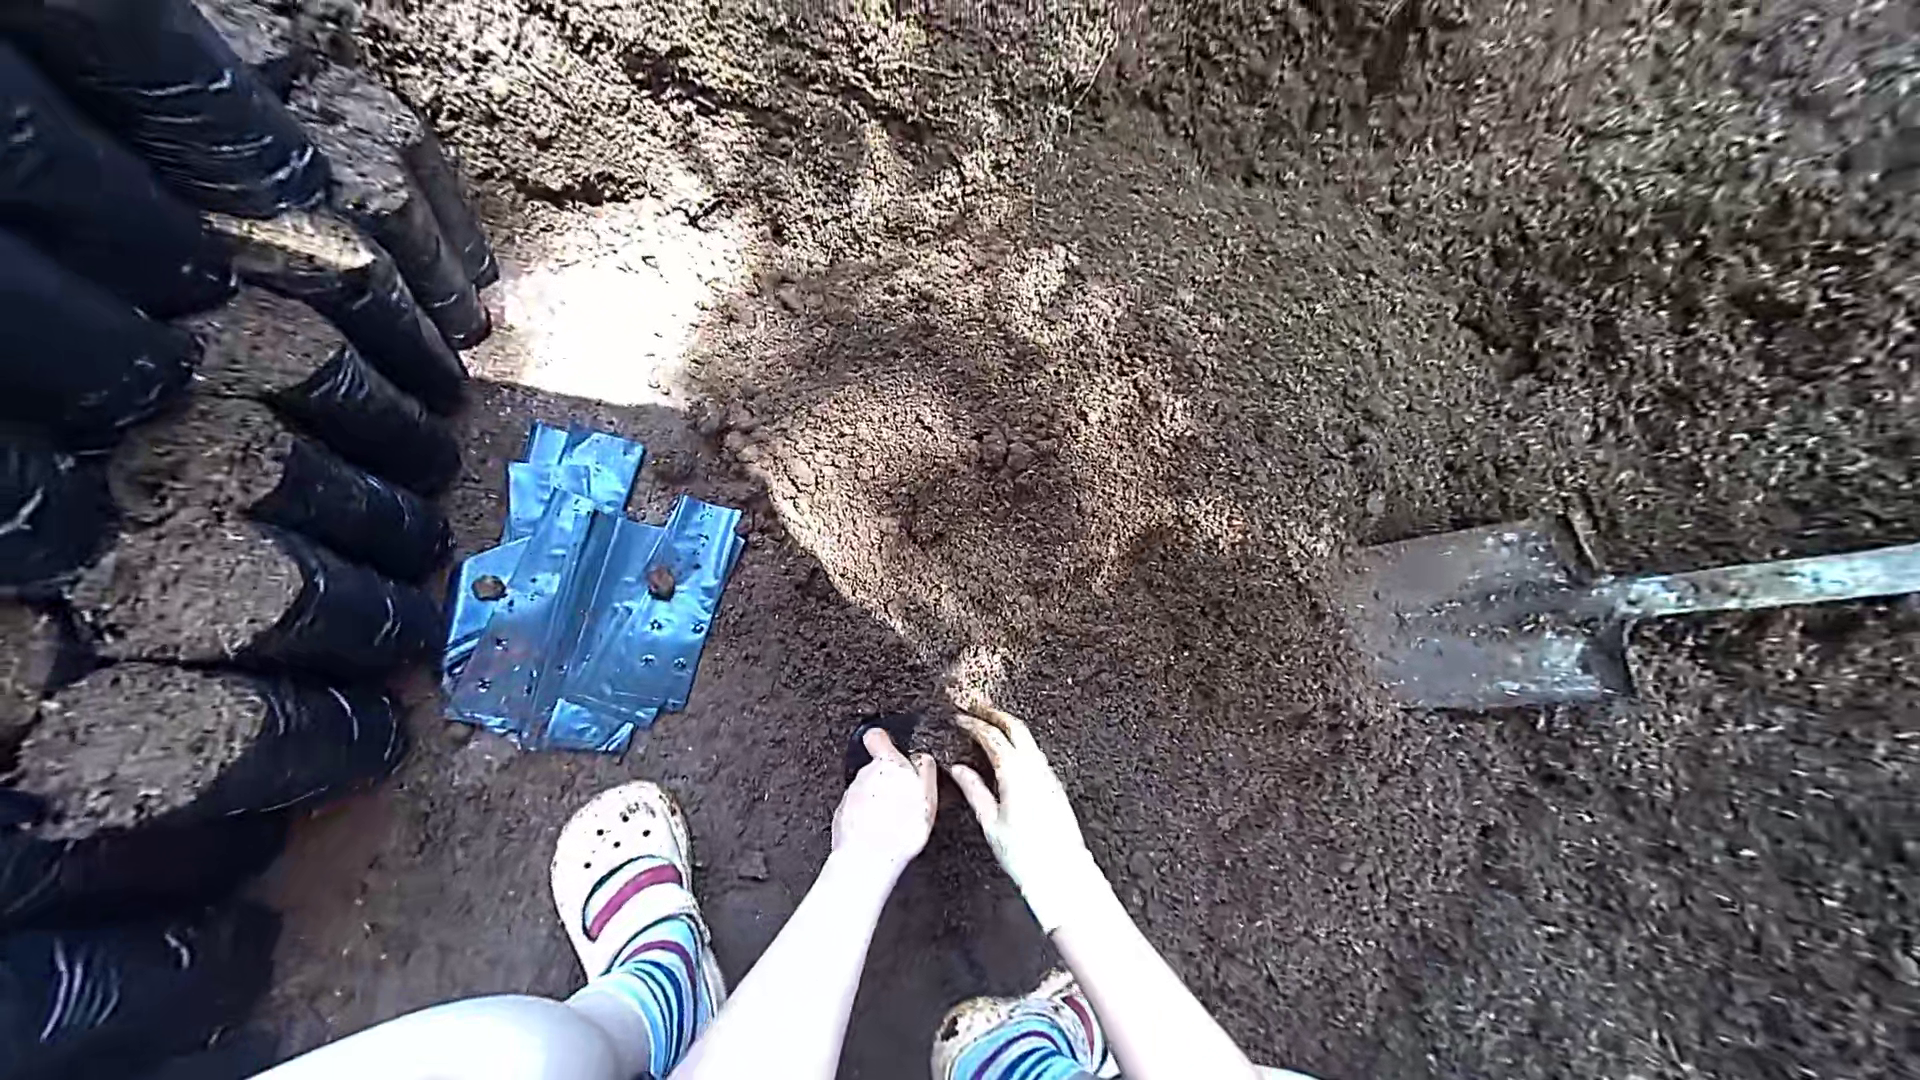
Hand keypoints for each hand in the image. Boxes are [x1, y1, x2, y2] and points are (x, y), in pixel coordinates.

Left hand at [831, 728, 937, 878]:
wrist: (868, 859)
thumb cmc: (901, 827)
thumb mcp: (928, 794)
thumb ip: (925, 769)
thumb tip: (923, 758)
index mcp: (886, 764)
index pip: (876, 736)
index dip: (883, 739)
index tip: (889, 746)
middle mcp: (864, 775)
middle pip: (875, 768)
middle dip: (886, 780)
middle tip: (902, 800)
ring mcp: (851, 795)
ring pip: (867, 791)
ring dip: (877, 801)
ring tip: (892, 821)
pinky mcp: (842, 815)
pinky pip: (857, 811)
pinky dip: (867, 818)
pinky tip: (879, 832)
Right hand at [948, 705, 1109, 932]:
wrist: (1064, 874)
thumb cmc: (1027, 855)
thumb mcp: (990, 823)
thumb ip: (974, 790)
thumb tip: (959, 769)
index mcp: (1015, 772)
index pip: (991, 735)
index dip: (973, 723)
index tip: (959, 717)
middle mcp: (1034, 767)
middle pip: (1014, 726)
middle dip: (993, 712)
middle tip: (975, 706)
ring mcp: (1047, 774)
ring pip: (1026, 737)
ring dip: (1007, 725)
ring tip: (989, 722)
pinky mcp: (1054, 785)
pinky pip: (1034, 752)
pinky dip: (1018, 742)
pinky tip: (1009, 750)